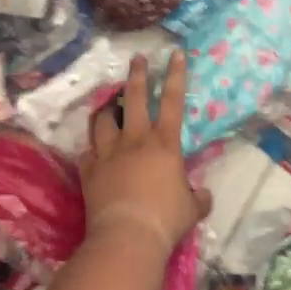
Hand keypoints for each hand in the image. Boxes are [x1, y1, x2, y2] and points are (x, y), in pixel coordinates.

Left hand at [79, 52, 211, 257]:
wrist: (127, 236)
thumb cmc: (166, 220)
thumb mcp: (193, 210)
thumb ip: (198, 198)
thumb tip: (202, 195)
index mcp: (165, 144)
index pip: (173, 100)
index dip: (176, 74)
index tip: (175, 54)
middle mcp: (136, 140)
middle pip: (134, 97)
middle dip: (137, 75)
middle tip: (137, 60)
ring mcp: (109, 152)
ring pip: (104, 119)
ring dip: (107, 109)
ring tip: (109, 104)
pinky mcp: (89, 169)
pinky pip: (88, 151)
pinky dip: (91, 148)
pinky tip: (92, 149)